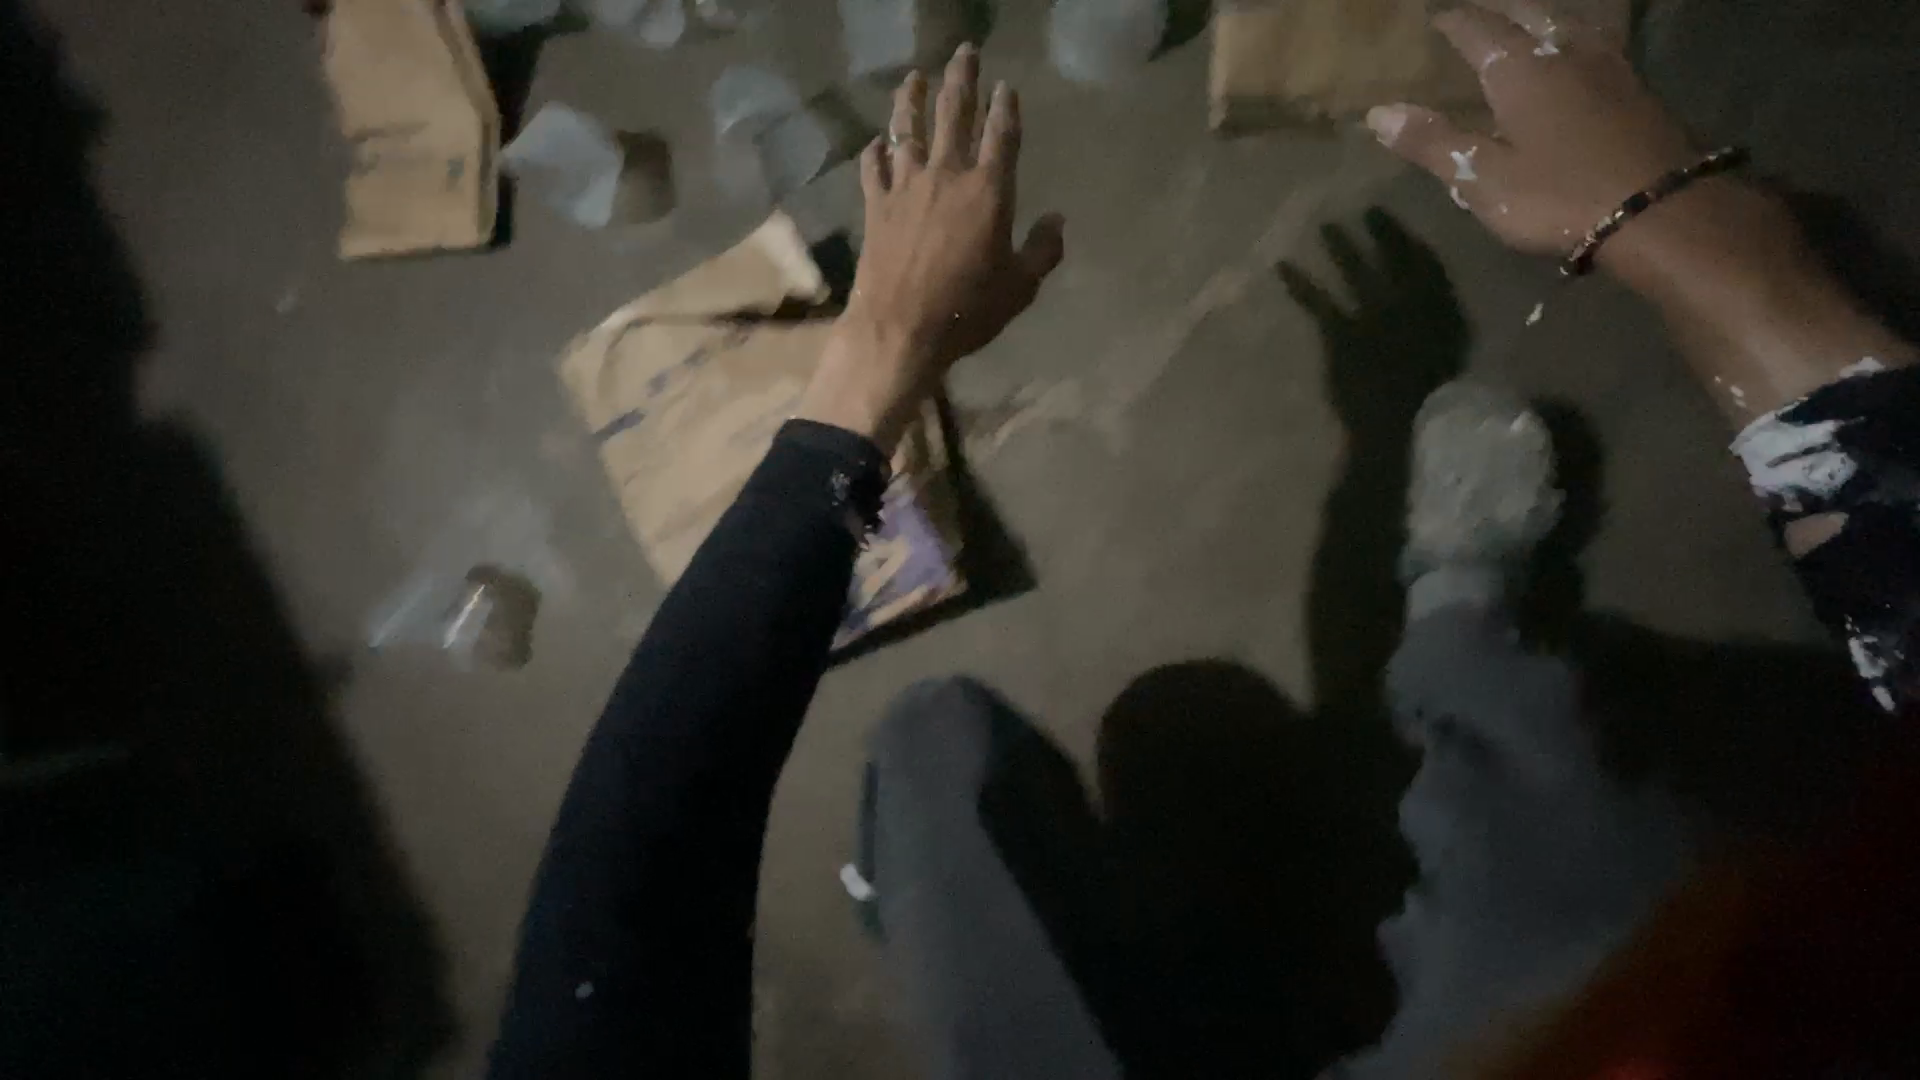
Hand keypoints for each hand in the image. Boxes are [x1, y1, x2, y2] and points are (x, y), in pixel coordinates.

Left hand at [796, 44, 1065, 450]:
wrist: (901, 329)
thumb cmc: (967, 311)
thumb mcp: (1020, 288)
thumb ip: (1043, 250)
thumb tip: (1058, 220)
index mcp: (989, 190)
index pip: (1001, 133)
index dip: (1006, 106)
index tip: (1006, 85)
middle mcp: (947, 175)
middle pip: (955, 112)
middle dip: (962, 78)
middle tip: (964, 52)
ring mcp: (906, 187)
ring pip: (908, 128)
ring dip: (912, 98)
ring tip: (915, 77)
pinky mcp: (875, 207)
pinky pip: (873, 168)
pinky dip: (875, 152)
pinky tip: (876, 144)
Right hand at [1366, 0, 1699, 256]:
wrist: (1654, 209)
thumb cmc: (1554, 195)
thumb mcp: (1480, 177)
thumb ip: (1432, 142)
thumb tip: (1378, 113)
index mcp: (1524, 75)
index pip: (1482, 34)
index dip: (1456, 23)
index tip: (1436, 16)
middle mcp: (1568, 56)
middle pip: (1531, 16)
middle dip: (1500, 9)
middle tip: (1478, 8)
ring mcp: (1608, 67)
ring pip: (1570, 22)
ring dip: (1542, 14)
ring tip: (1526, 16)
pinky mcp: (1634, 87)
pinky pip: (1598, 39)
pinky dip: (1575, 32)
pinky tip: (1576, 45)